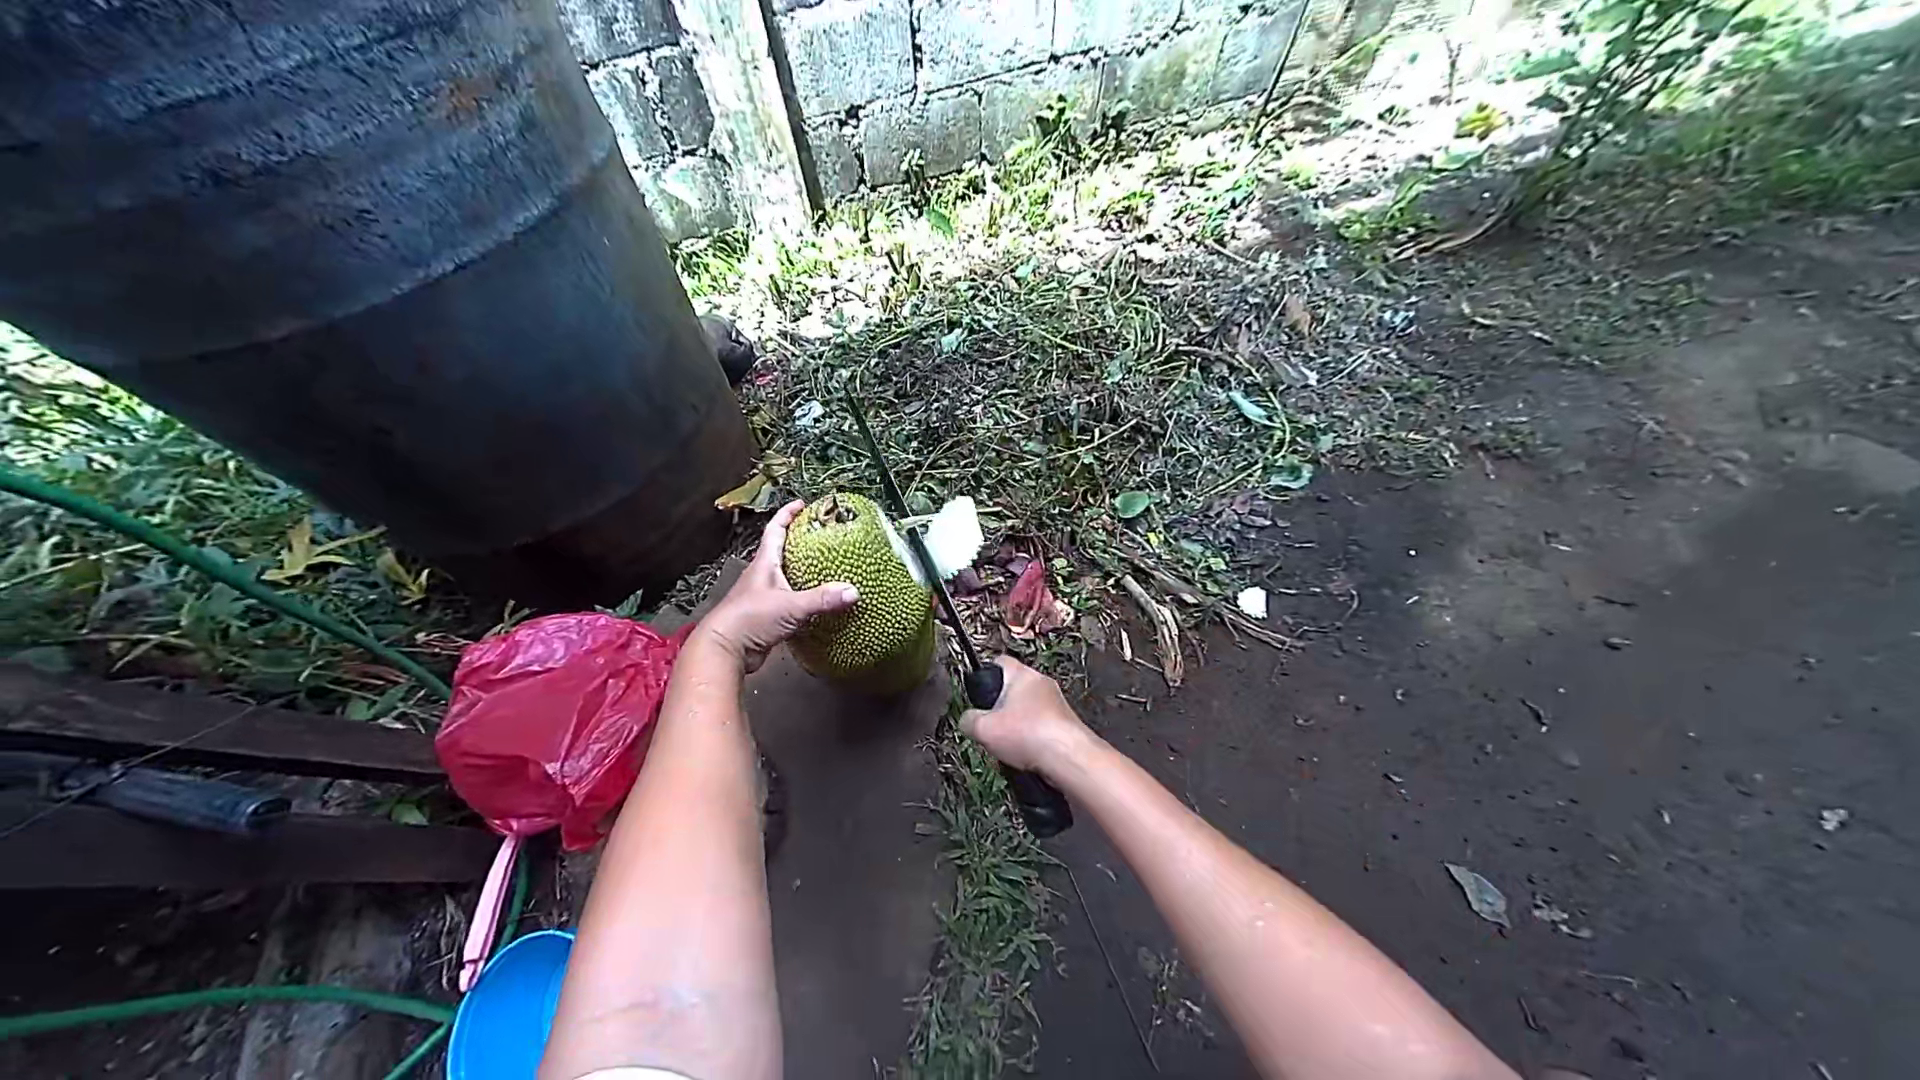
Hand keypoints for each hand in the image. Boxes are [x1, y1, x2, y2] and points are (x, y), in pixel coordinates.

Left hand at [695, 500, 858, 673]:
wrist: (724, 650)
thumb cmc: (750, 619)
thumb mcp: (790, 606)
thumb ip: (822, 599)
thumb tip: (853, 591)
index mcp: (764, 564)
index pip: (775, 530)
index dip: (787, 514)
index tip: (803, 504)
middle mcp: (762, 576)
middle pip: (781, 551)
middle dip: (799, 540)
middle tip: (822, 535)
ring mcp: (763, 596)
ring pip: (786, 576)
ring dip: (802, 570)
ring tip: (826, 565)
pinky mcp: (767, 616)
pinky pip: (789, 600)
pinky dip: (803, 597)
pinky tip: (817, 602)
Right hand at [960, 656, 1096, 777]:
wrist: (1068, 758)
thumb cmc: (1031, 735)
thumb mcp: (983, 729)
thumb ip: (968, 720)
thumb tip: (967, 721)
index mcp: (1022, 675)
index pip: (998, 662)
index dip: (985, 674)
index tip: (979, 688)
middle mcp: (1042, 684)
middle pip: (1013, 689)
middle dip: (1000, 708)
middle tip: (990, 724)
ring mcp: (1056, 704)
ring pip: (1028, 709)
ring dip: (1017, 725)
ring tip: (1009, 746)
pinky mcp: (1065, 724)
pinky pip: (1041, 727)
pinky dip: (1032, 739)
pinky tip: (1026, 756)